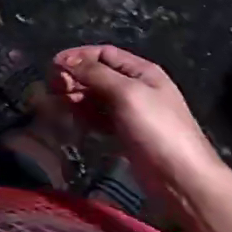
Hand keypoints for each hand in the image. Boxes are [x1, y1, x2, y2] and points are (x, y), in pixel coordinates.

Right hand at [51, 46, 221, 180]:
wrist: (180, 177)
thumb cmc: (156, 129)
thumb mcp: (127, 93)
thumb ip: (96, 74)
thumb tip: (66, 60)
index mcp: (141, 72)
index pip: (104, 54)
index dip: (78, 57)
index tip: (53, 67)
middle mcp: (135, 88)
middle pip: (97, 75)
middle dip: (74, 78)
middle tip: (52, 89)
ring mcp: (130, 112)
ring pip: (95, 97)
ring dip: (75, 97)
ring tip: (57, 104)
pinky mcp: (124, 134)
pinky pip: (98, 118)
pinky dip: (84, 116)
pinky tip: (72, 121)